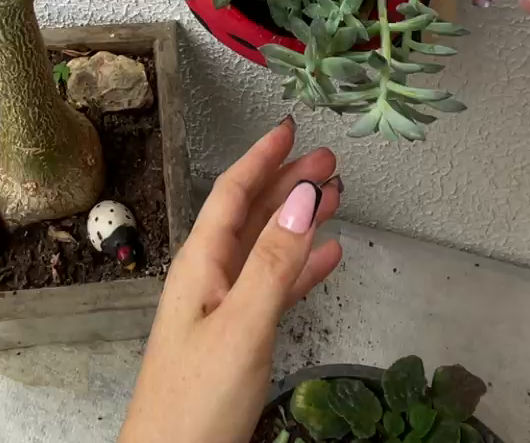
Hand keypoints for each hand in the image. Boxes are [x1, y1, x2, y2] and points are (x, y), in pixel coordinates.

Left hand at [118, 117, 343, 442]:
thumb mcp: (241, 324)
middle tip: (327, 160)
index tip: (288, 129)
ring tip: (334, 197)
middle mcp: (210, 274)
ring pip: (267, 246)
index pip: (233, 191)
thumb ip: (272, 261)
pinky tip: (325, 258)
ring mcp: (224, 304)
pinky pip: (275, 285)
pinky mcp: (239, 334)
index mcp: (201, 261)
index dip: (261, 156)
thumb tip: (301, 197)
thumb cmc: (196, 400)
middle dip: (288, 182)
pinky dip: (301, 266)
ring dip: (298, 218)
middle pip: (253, 213)